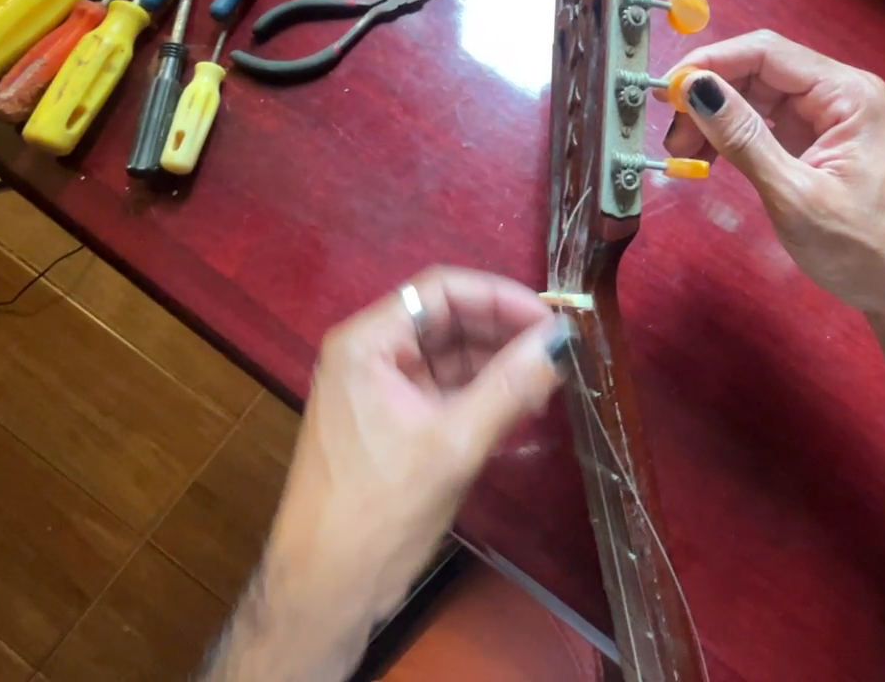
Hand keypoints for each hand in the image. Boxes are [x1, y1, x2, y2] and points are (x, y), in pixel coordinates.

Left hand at [227, 268, 566, 680]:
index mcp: (367, 342)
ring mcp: (382, 386)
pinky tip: (522, 407)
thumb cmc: (380, 510)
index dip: (499, 296)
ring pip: (452, 354)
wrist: (325, 594)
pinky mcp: (396, 418)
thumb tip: (560, 342)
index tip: (548, 320)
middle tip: (557, 352)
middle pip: (448, 319)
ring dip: (498, 365)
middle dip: (503, 333)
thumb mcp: (453, 444)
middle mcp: (371, 353)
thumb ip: (509, 387)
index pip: (441, 290)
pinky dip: (484, 393)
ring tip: (547, 382)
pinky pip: (447, 388)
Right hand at [664, 30, 884, 314]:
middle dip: (709, 97)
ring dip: (716, 119)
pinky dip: (733, 137)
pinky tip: (709, 158)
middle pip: (759, 72)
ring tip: (683, 154)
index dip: (711, 62)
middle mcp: (839, 94)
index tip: (666, 90)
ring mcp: (828, 118)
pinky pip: (766, 124)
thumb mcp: (794, 195)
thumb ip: (743, 138)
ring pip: (757, 98)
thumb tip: (695, 88)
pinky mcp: (818, 142)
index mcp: (847, 94)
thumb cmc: (861, 249)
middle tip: (673, 138)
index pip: (766, 53)